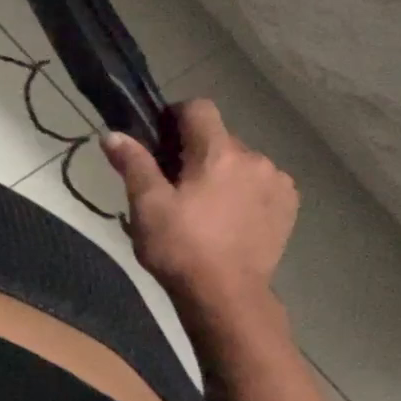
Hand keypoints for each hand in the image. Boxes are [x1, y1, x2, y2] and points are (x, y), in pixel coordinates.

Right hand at [101, 99, 297, 307]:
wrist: (225, 291)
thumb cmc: (178, 245)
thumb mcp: (145, 204)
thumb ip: (133, 164)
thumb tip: (112, 134)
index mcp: (218, 154)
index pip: (199, 109)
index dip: (173, 116)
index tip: (154, 140)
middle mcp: (255, 159)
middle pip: (217, 139)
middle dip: (191, 153)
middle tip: (166, 185)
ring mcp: (277, 182)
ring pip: (238, 162)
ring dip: (216, 173)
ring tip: (195, 207)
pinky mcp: (288, 205)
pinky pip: (258, 183)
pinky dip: (238, 191)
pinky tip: (222, 218)